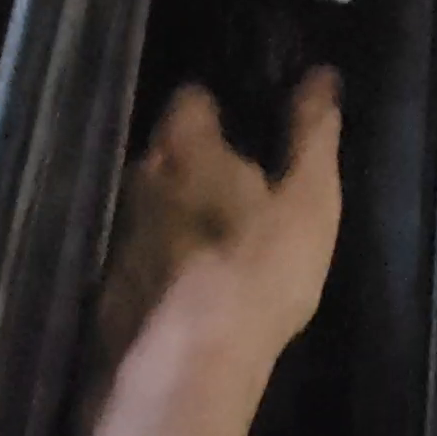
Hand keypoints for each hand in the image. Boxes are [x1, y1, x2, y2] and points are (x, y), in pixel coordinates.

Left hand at [85, 68, 342, 435]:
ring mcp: (122, 237)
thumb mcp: (310, 198)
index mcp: (190, 153)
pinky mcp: (113, 287)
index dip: (212, 103)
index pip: (190, 102)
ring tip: (215, 228)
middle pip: (163, 152)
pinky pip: (142, 254)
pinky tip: (191, 279)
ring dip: (176, 206)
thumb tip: (323, 74)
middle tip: (233, 174)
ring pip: (149, 204)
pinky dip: (164, 255)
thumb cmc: (265, 267)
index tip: (235, 114)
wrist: (197, 361)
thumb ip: (313, 135)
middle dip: (191, 155)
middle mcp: (143, 184)